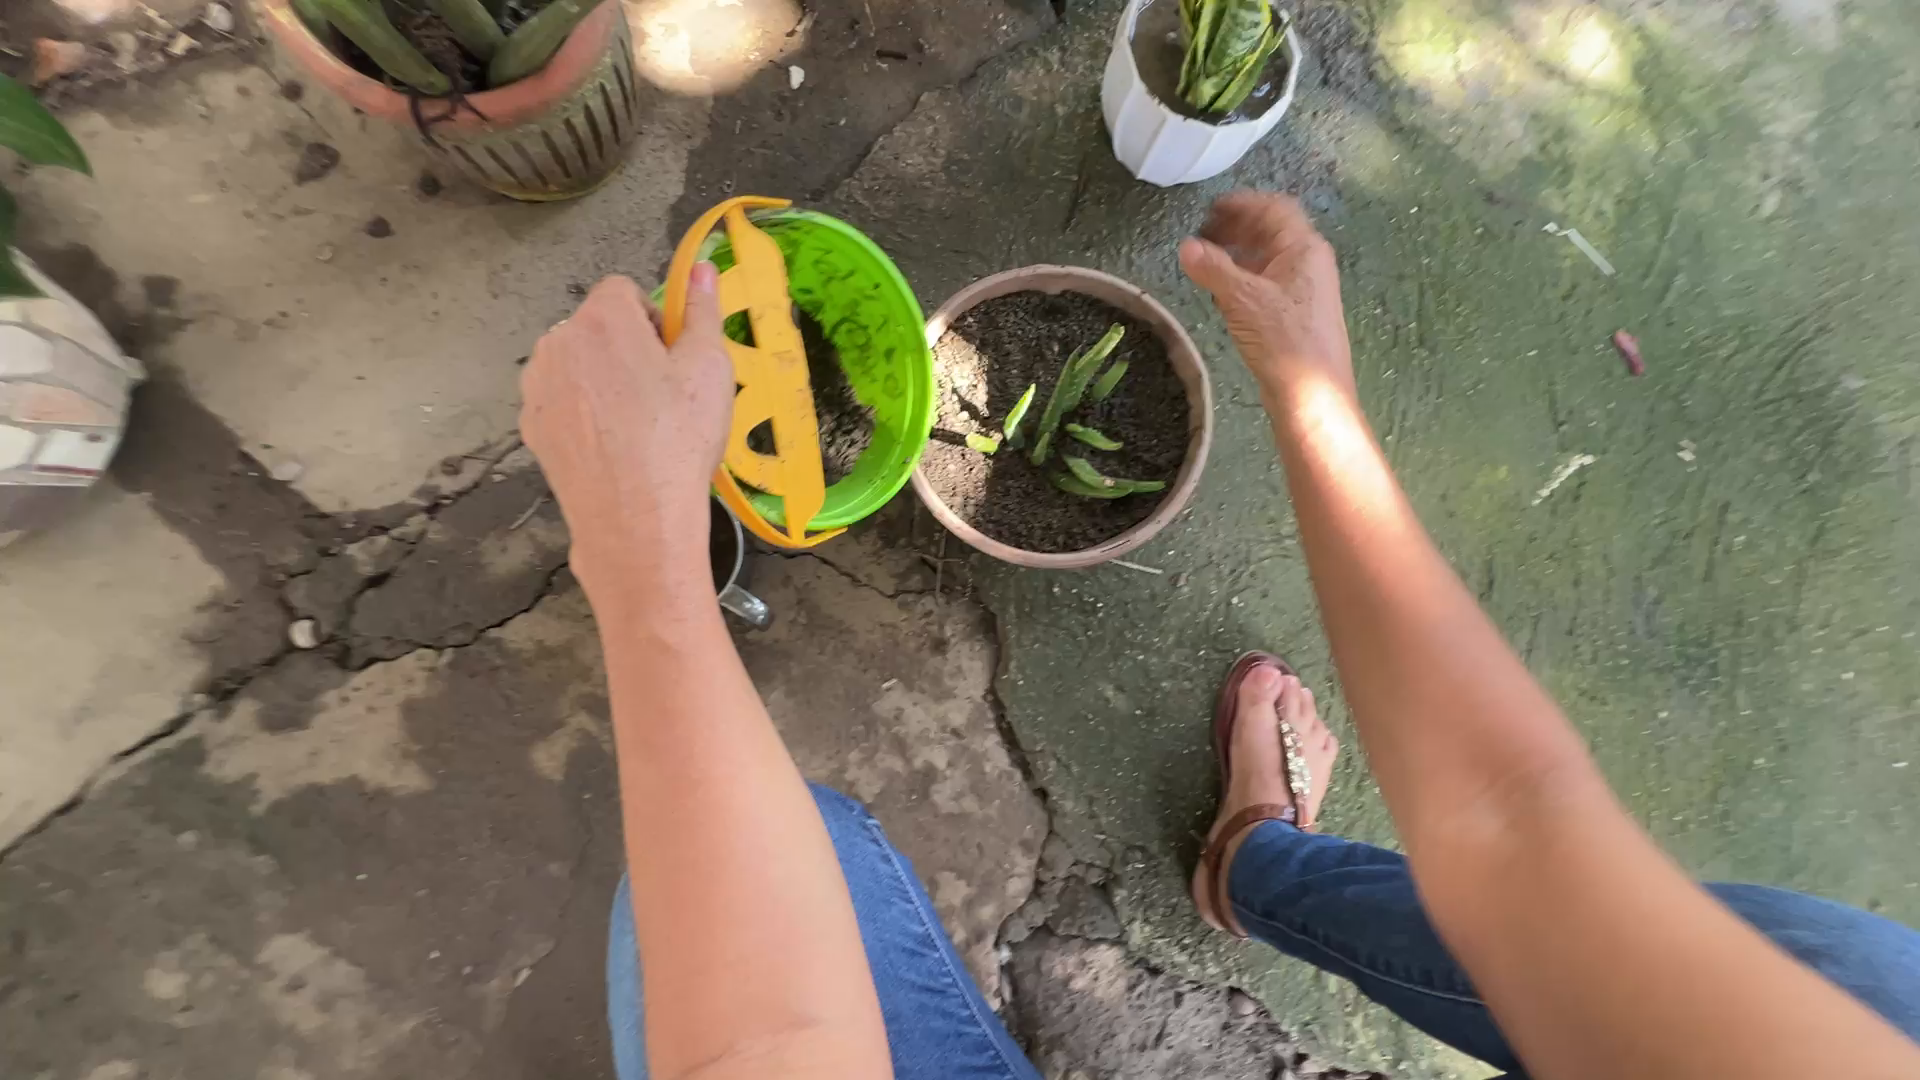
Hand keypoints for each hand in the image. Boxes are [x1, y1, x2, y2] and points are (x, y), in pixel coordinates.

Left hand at [520, 266, 730, 601]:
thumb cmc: (680, 437)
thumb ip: (703, 310)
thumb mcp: (710, 368)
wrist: (636, 516)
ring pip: (577, 364)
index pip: (624, 290)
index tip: (674, 359)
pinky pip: (562, 401)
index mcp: (602, 319)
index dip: (655, 319)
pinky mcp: (531, 426)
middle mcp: (557, 341)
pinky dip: (584, 413)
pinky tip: (614, 447)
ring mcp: (537, 386)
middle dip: (627, 347)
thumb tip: (700, 266)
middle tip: (662, 395)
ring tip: (638, 426)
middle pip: (597, 326)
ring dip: (603, 378)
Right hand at [1179, 192, 1354, 403]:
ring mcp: (1301, 290)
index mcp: (1304, 249)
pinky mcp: (1292, 314)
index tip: (1210, 208)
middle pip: (1271, 232)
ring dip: (1236, 254)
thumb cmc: (1283, 339)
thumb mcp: (1243, 300)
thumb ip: (1213, 270)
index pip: (1274, 208)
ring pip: (1266, 259)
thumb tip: (1185, 246)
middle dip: (1236, 228)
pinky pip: (1265, 283)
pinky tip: (1222, 291)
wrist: (1310, 392)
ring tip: (1206, 260)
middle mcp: (1307, 263)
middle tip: (1202, 233)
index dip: (1242, 203)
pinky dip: (1242, 278)